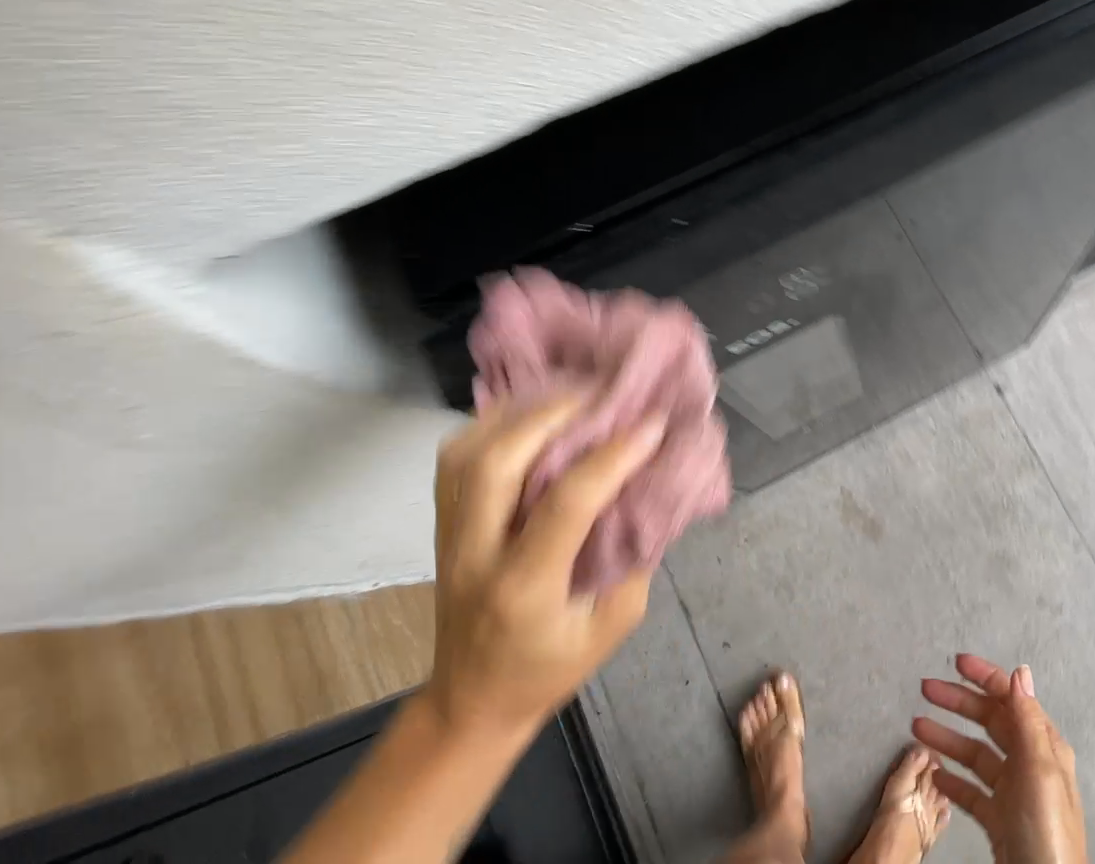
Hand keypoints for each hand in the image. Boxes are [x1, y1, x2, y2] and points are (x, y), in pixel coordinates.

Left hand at [426, 393, 663, 739]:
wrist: (472, 700)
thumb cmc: (549, 668)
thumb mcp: (613, 624)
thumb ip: (633, 558)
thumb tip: (650, 492)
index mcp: (526, 587)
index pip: (568, 504)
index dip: (614, 457)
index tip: (652, 425)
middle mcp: (476, 554)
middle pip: (498, 463)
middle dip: (552, 416)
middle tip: (601, 394)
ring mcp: (449, 538)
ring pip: (467, 454)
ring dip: (518, 415)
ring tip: (567, 396)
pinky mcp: (442, 527)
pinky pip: (455, 461)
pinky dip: (491, 427)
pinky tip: (528, 417)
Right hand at [913, 654, 1087, 863]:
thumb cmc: (1046, 830)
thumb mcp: (1039, 772)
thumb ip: (1027, 722)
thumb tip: (1020, 671)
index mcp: (1044, 746)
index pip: (1012, 698)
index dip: (985, 677)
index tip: (956, 662)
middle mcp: (1030, 763)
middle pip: (991, 722)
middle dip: (959, 702)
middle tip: (925, 688)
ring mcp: (1014, 792)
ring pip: (976, 754)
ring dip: (948, 737)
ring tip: (916, 728)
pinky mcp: (999, 820)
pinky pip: (972, 791)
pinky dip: (952, 779)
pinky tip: (933, 773)